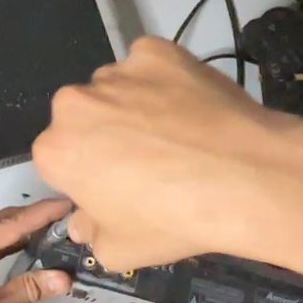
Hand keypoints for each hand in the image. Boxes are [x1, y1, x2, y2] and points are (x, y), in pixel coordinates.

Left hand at [0, 199, 73, 302]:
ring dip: (23, 230)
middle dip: (34, 217)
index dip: (41, 214)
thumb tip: (65, 277)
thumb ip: (27, 290)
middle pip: (1, 222)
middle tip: (69, 214)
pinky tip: (29, 245)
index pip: (9, 223)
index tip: (69, 201)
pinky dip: (8, 244)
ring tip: (56, 226)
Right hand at [32, 36, 302, 271]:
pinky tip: (189, 109)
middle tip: (145, 162)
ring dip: (132, 107)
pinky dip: (163, 83)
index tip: (113, 188)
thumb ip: (90, 234)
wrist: (245, 177)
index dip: (84, 176)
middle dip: (103, 136)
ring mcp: (118, 72)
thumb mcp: (120, 251)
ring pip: (115, 90)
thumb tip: (84, 223)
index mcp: (56, 150)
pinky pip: (150, 66)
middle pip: (82, 119)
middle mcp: (75, 102)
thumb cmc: (173, 220)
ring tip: (175, 136)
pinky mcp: (158, 51)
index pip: (58, 160)